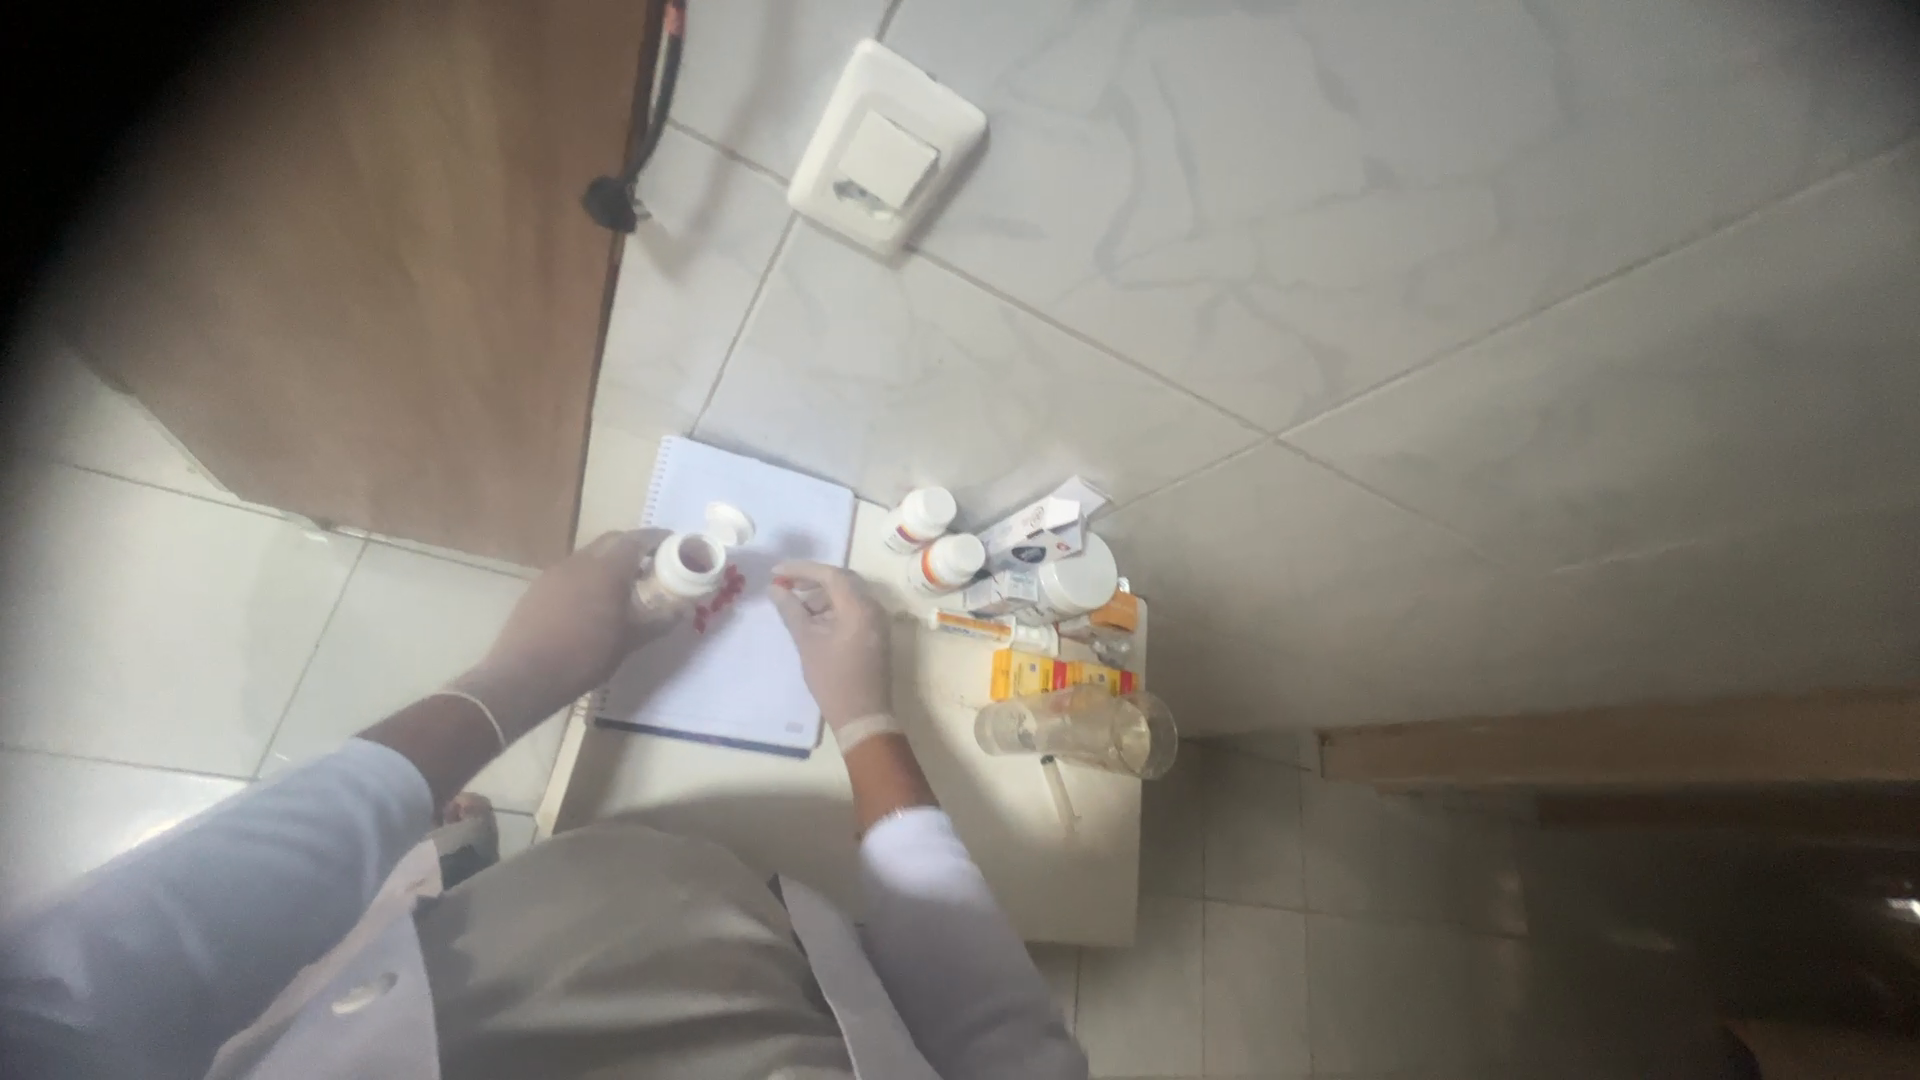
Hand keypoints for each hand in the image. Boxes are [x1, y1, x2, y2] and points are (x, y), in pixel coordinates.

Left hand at [453, 529, 672, 730]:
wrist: (524, 676)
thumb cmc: (586, 654)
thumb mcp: (632, 639)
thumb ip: (661, 619)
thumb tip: (685, 608)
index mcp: (607, 569)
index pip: (638, 539)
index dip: (658, 538)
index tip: (674, 543)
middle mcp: (580, 562)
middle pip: (613, 541)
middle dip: (635, 546)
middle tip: (653, 563)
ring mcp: (555, 573)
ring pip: (590, 555)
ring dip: (610, 561)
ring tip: (625, 584)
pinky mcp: (538, 588)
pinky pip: (572, 572)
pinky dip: (590, 576)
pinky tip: (593, 601)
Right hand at [767, 561, 890, 728]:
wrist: (863, 715)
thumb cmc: (833, 679)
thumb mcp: (807, 642)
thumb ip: (791, 611)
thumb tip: (775, 589)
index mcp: (859, 607)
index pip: (830, 574)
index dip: (801, 569)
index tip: (776, 572)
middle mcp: (874, 607)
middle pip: (842, 580)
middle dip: (813, 579)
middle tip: (786, 583)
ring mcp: (878, 619)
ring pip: (849, 594)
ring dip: (823, 594)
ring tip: (797, 605)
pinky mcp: (877, 631)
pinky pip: (855, 608)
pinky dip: (834, 607)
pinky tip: (814, 619)